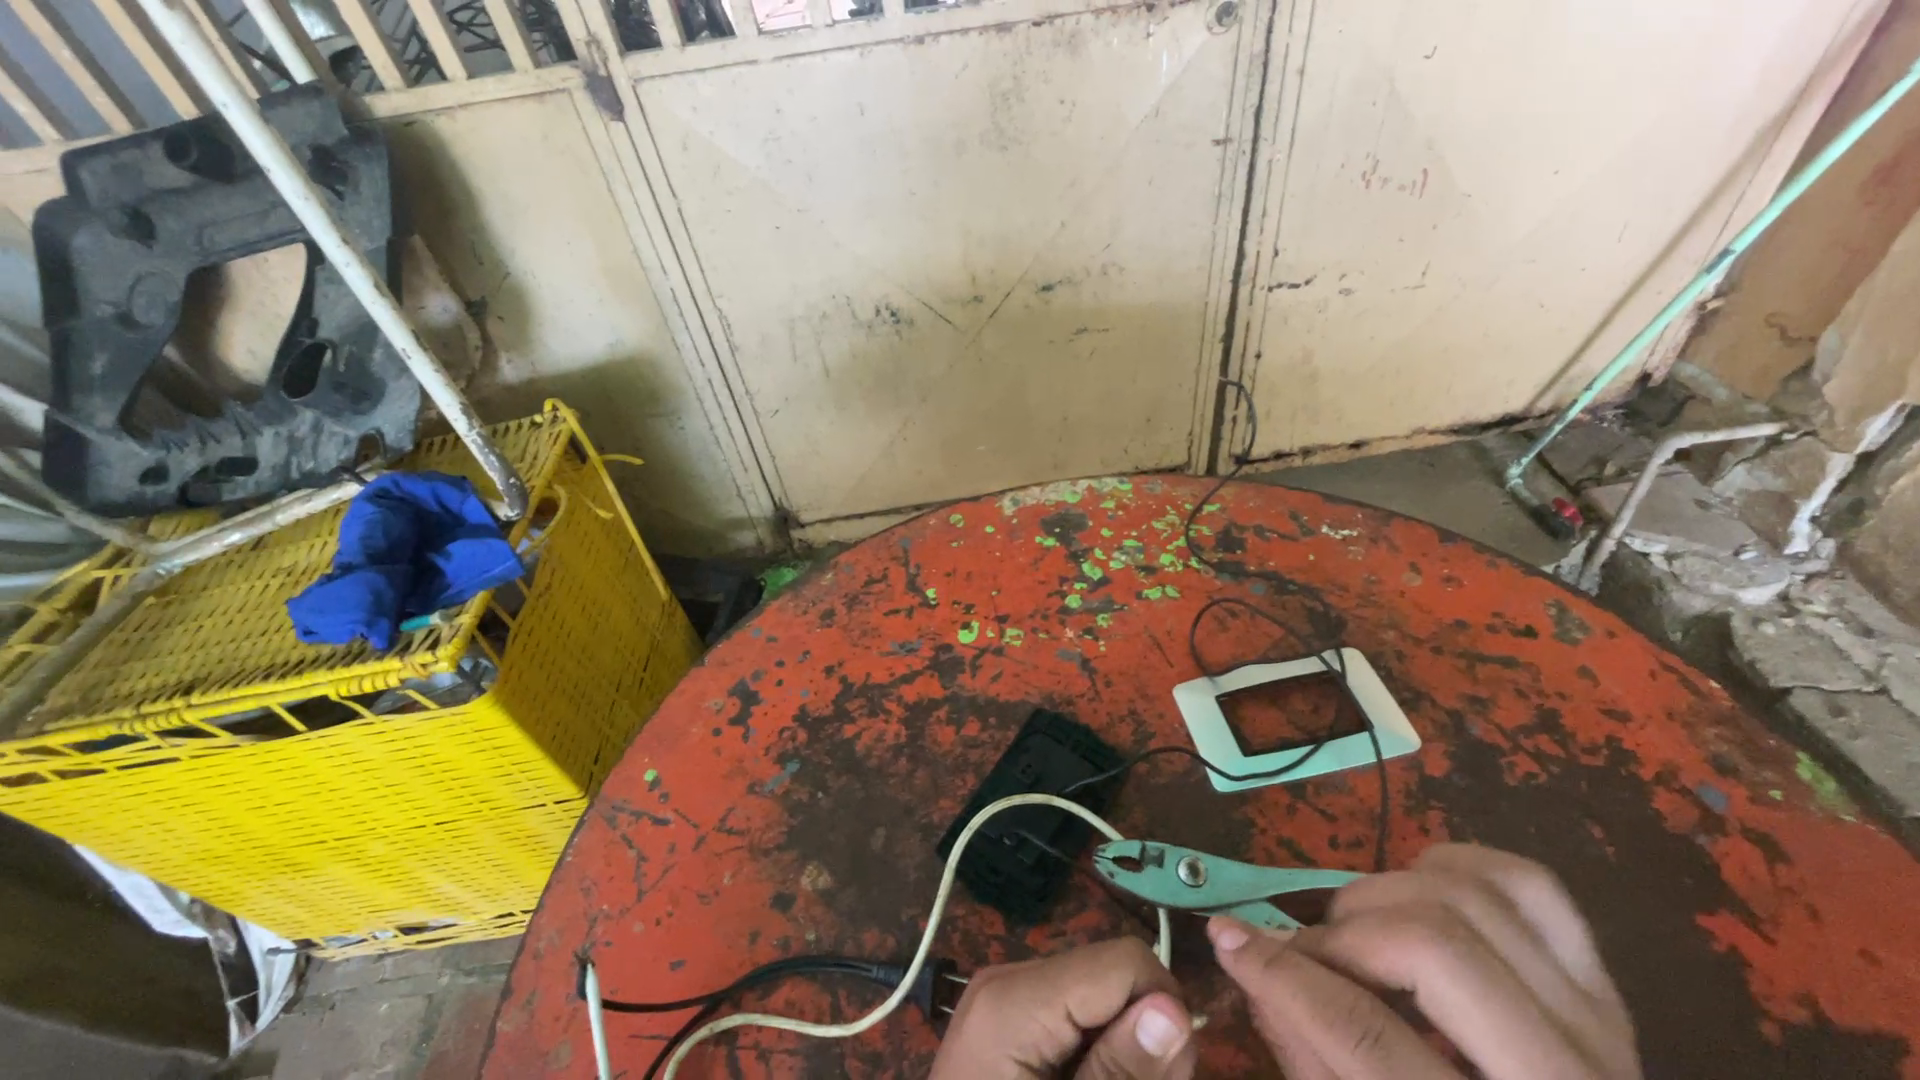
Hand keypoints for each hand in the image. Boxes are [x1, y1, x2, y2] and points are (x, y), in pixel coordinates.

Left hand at [930, 937, 1197, 1078]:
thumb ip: (1120, 1070)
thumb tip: (1173, 1010)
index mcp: (1016, 999)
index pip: (1126, 961)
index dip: (1163, 1011)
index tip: (1166, 1074)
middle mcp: (1008, 977)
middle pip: (1113, 972)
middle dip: (1145, 1029)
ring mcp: (1004, 991)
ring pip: (1100, 990)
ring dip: (1124, 1042)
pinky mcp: (1007, 1010)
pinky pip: (1073, 1008)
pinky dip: (1096, 1046)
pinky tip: (1086, 1079)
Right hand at [1208, 844, 1639, 1078]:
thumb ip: (1308, 1055)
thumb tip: (1247, 957)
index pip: (1370, 1038)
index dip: (1283, 978)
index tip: (1224, 936)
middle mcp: (1570, 1075)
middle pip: (1432, 945)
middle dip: (1341, 935)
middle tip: (1300, 951)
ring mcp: (1600, 1020)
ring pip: (1471, 896)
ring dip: (1384, 897)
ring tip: (1354, 934)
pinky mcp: (1604, 982)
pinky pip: (1526, 880)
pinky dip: (1452, 866)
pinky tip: (1415, 894)